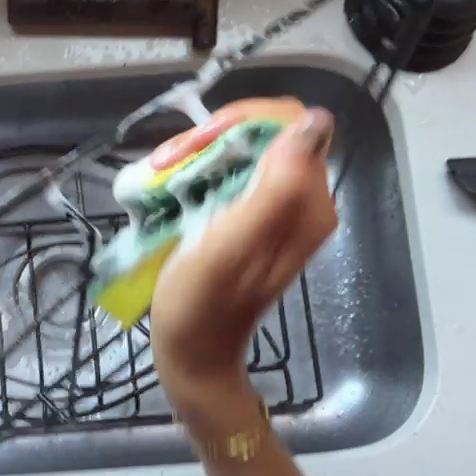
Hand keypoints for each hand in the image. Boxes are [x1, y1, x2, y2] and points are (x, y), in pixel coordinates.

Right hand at [150, 104, 336, 414]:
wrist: (193, 353)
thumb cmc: (203, 305)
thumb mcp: (233, 245)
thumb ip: (276, 186)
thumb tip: (313, 122)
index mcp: (306, 203)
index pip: (290, 123)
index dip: (242, 123)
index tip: (196, 147)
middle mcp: (299, 199)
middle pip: (264, 132)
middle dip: (213, 136)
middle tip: (169, 163)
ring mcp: (274, 209)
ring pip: (242, 149)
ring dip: (199, 152)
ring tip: (163, 174)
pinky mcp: (250, 218)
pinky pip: (229, 172)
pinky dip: (198, 170)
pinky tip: (171, 186)